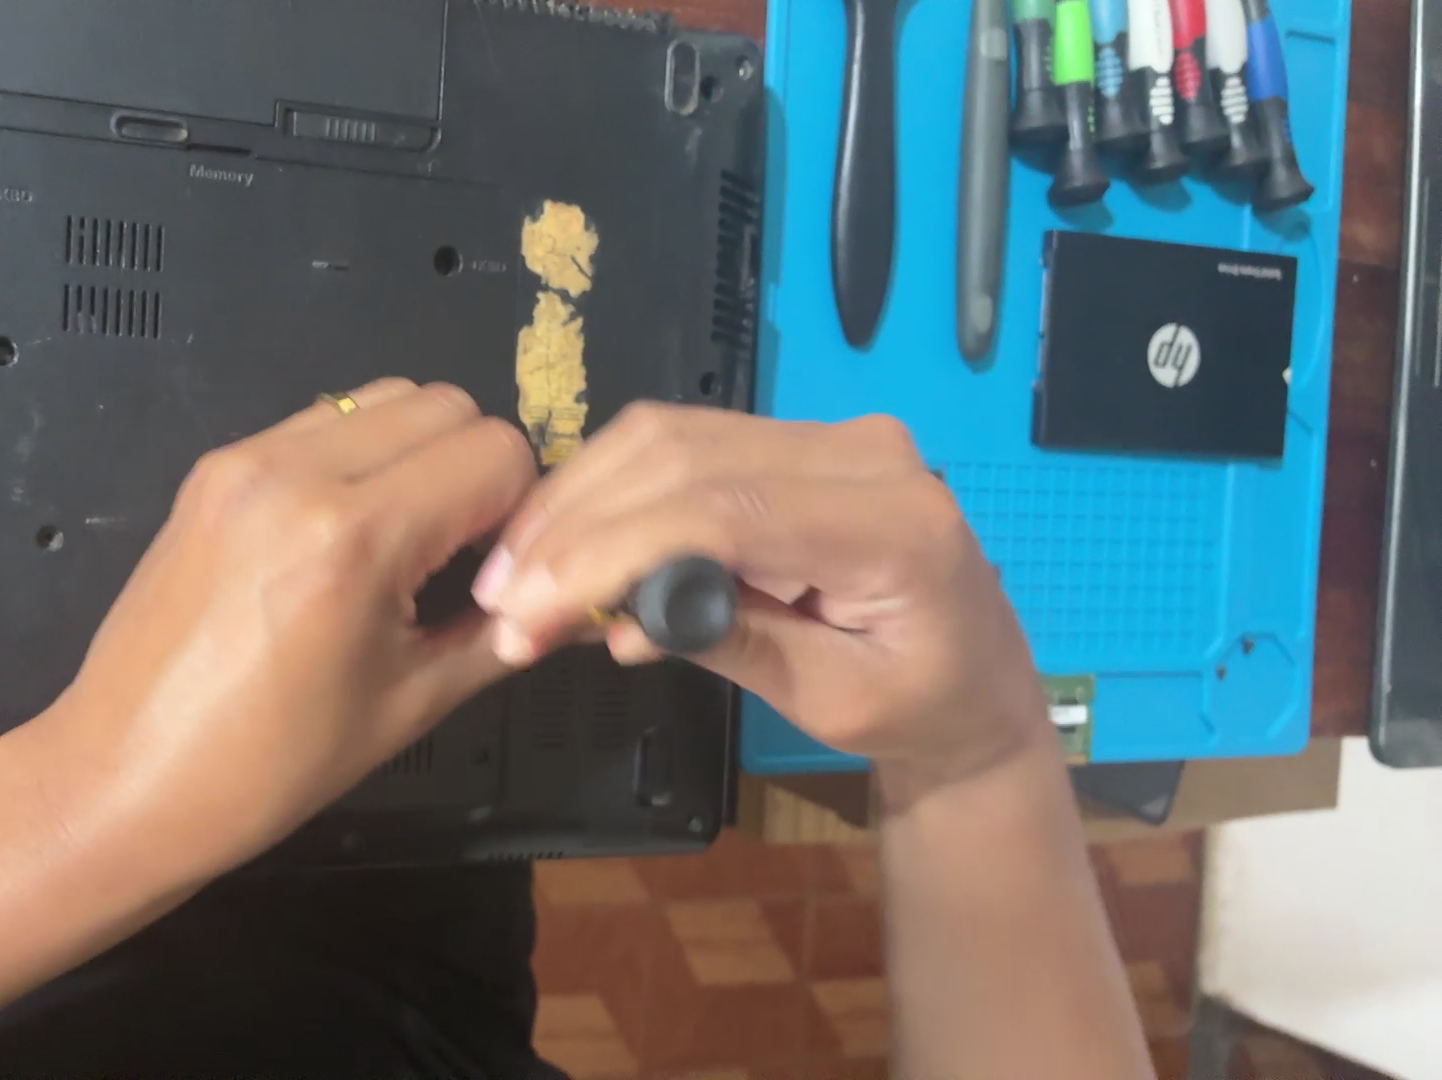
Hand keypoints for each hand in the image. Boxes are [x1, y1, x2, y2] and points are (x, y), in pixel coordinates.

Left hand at [31, 379, 536, 876]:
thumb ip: (500, 630)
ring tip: (407, 532)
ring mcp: (248, 457)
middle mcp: (300, 470)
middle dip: (479, 468)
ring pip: (389, 397)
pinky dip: (366, 453)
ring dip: (423, 451)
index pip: (496, 453)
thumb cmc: (272, 764)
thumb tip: (557, 593)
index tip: (501, 565)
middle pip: (449, 405)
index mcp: (357, 537)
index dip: (522, 507)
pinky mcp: (217, 465)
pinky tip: (349, 523)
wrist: (123, 779)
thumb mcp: (412, 703)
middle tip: (461, 546)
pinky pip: (327, 420)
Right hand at [472, 405, 1050, 781]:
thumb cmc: (919, 709)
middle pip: (678, 456)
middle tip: (503, 596)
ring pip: (661, 438)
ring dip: (575, 501)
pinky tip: (562, 539)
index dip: (612, 550)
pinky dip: (604, 491)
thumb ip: (727, 641)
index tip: (530, 606)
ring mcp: (818, 435)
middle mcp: (857, 450)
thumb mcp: (829, 700)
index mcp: (892, 524)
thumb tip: (608, 615)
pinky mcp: (782, 442)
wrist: (973, 680)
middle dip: (574, 525)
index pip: (723, 510)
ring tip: (516, 571)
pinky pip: (673, 447)